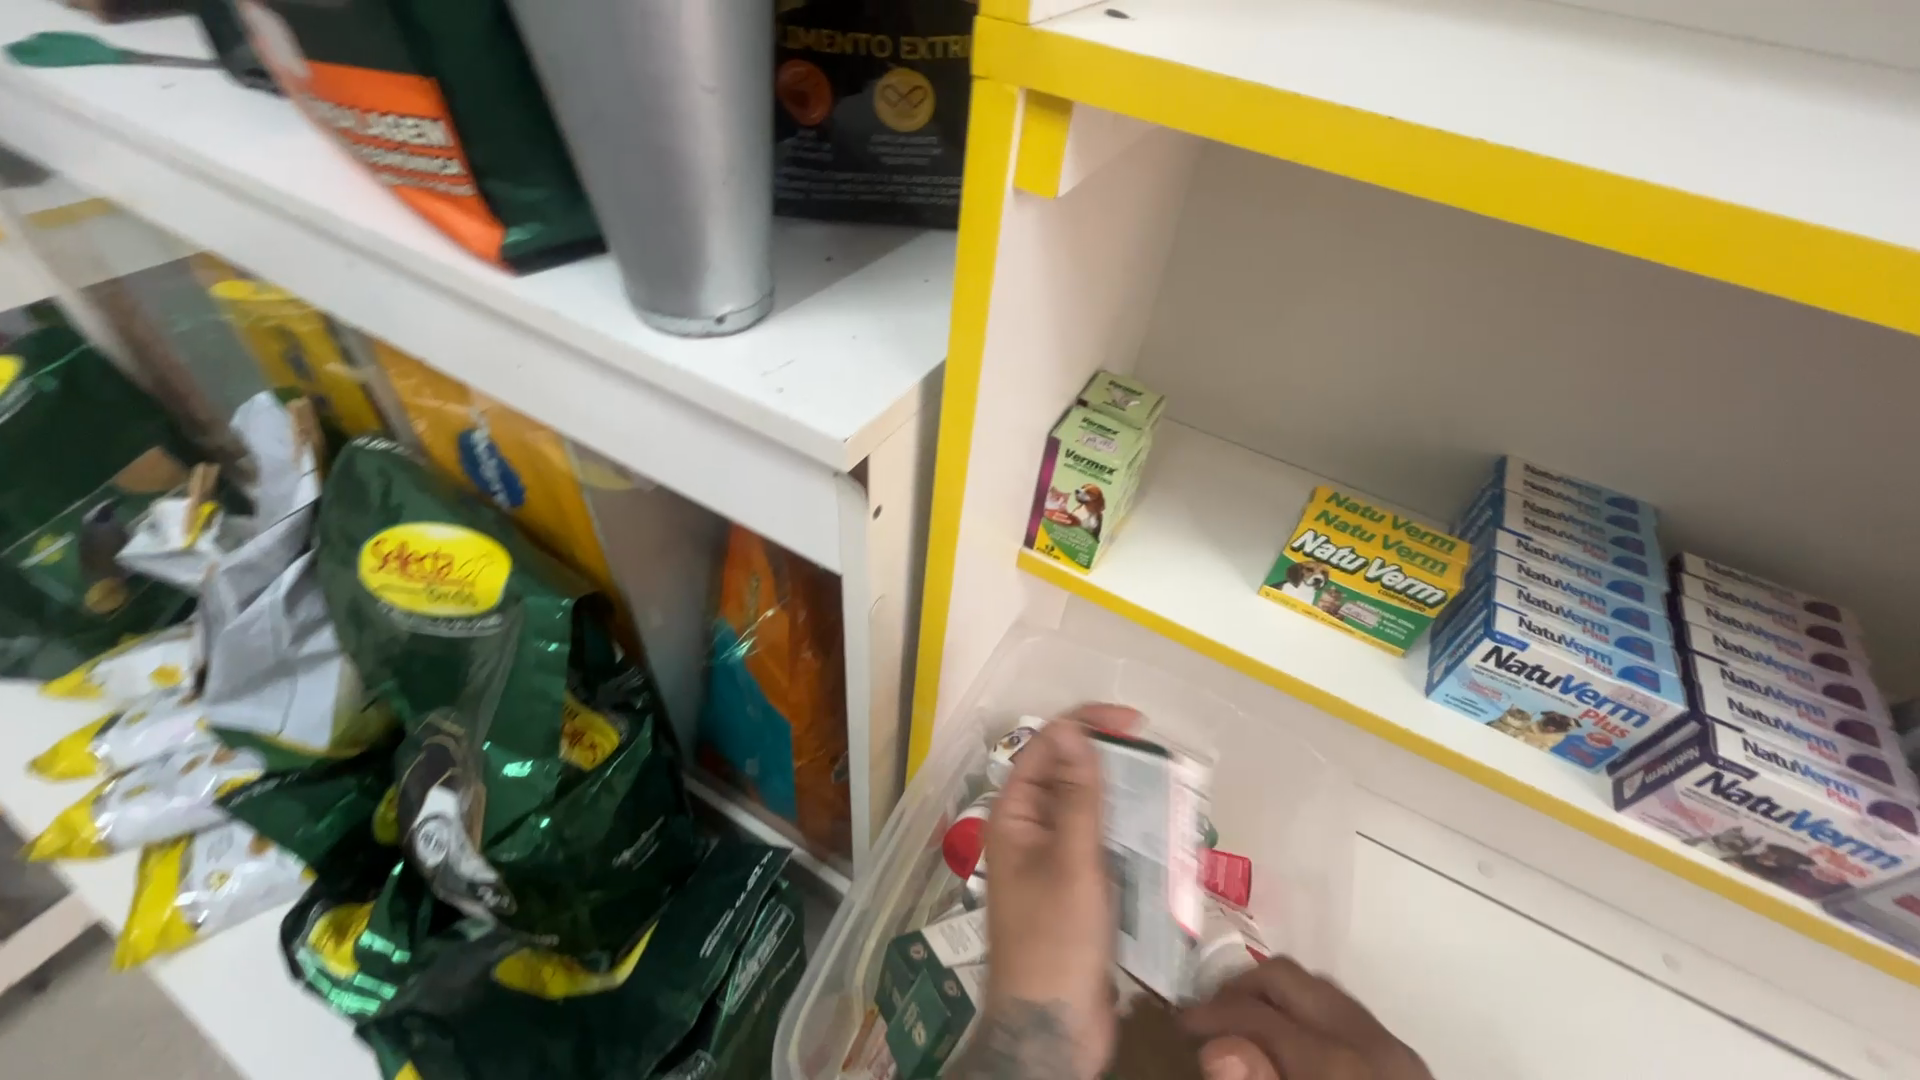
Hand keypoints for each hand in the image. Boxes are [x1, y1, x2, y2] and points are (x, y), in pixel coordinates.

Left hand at [948, 706, 1140, 1079]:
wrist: (1053, 1026)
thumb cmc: (1056, 939)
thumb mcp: (1071, 860)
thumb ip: (1075, 795)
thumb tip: (1071, 730)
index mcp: (1014, 815)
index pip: (1046, 749)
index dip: (1085, 727)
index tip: (1133, 723)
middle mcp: (1030, 830)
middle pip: (1068, 776)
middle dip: (1110, 762)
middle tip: (1157, 758)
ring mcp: (1053, 859)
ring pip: (1089, 811)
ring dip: (1124, 800)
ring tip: (1167, 791)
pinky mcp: (1076, 887)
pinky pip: (1101, 845)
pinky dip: (1128, 835)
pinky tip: (1161, 836)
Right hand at [1180, 957, 1430, 1079]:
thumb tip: (1217, 1049)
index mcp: (1336, 1069)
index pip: (1254, 1013)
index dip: (1207, 1016)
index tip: (1178, 1028)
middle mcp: (1371, 1044)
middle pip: (1284, 978)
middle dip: (1237, 991)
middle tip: (1207, 1023)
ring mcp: (1397, 1052)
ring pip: (1317, 987)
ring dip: (1273, 998)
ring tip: (1243, 1033)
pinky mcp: (1411, 1067)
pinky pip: (1345, 1012)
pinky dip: (1308, 1014)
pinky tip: (1291, 1049)